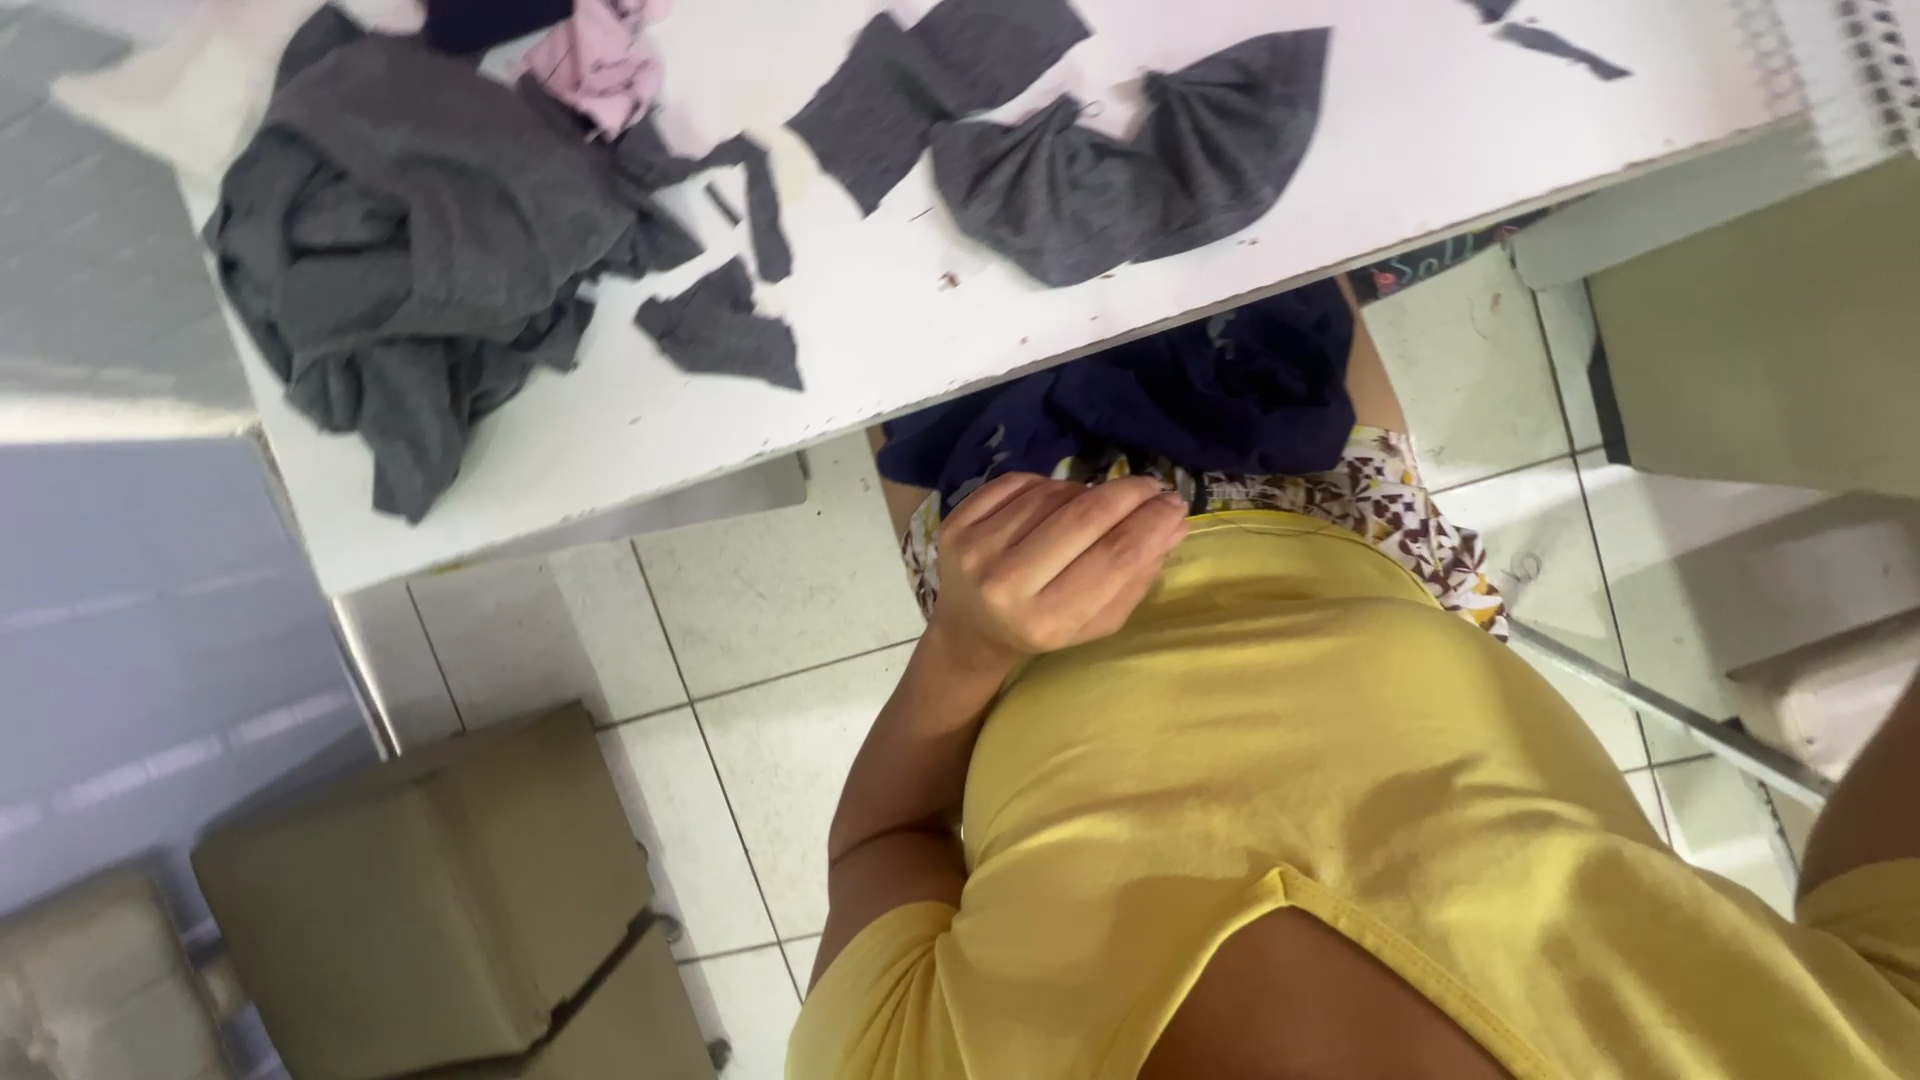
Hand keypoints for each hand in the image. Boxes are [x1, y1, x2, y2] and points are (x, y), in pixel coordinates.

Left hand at [927, 473, 1189, 669]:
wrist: (970, 629)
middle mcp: (1005, 584)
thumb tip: (1175, 521)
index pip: (1114, 557)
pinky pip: (1018, 483)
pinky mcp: (956, 523)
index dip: (1152, 523)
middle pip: (1084, 517)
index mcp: (1045, 620)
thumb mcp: (1097, 620)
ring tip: (1098, 504)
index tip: (1176, 504)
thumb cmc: (1043, 629)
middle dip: (1129, 494)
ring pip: (1052, 494)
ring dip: (1086, 491)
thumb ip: (1137, 576)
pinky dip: (1047, 485)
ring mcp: (975, 550)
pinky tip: (1056, 500)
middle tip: (1153, 486)